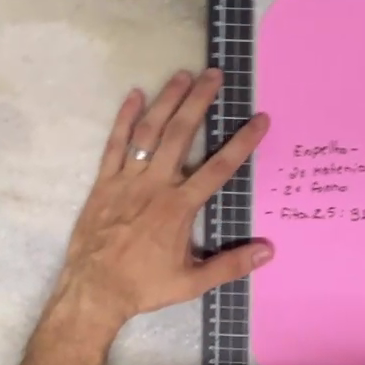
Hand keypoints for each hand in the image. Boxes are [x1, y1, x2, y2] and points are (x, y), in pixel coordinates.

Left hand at [51, 69, 271, 332]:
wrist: (95, 290)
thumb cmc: (145, 286)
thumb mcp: (193, 283)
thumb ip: (231, 265)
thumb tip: (268, 251)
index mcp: (179, 208)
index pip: (218, 168)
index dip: (241, 142)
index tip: (259, 120)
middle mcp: (155, 186)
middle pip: (180, 135)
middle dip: (199, 102)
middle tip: (214, 75)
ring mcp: (127, 180)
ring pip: (149, 132)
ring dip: (166, 101)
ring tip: (182, 75)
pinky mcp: (104, 182)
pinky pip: (115, 144)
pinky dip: (124, 118)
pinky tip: (134, 95)